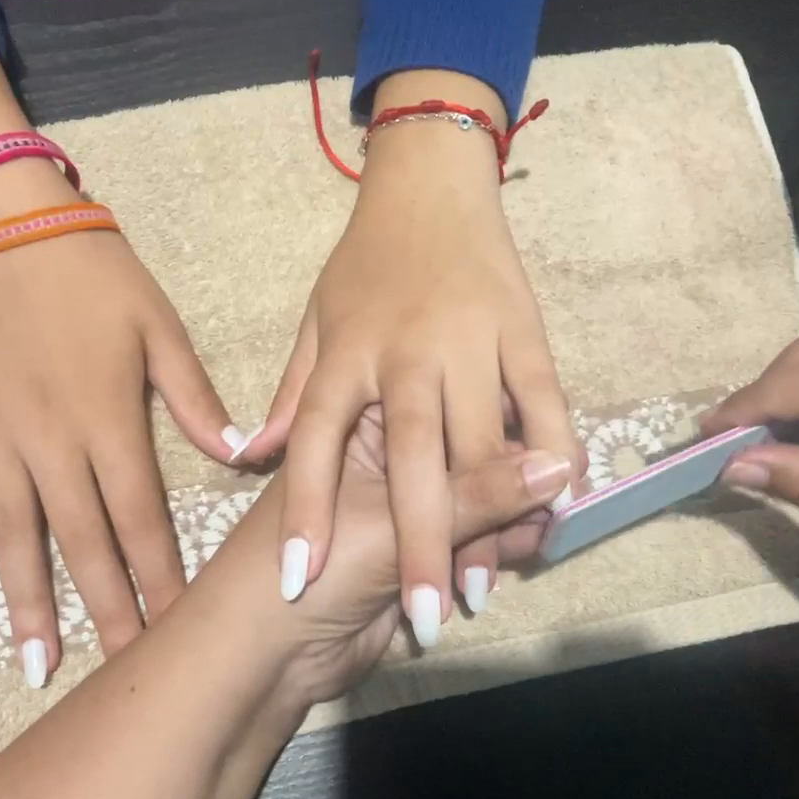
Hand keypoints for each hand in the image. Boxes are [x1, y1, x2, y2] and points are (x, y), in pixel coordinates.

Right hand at [0, 166, 246, 683]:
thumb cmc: (92, 274)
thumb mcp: (159, 326)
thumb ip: (196, 397)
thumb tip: (241, 453)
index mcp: (109, 421)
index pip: (141, 520)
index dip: (159, 579)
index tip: (175, 630)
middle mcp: (51, 443)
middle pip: (83, 543)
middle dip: (106, 610)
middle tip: (119, 669)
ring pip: (15, 534)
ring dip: (29, 601)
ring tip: (37, 662)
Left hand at [197, 407, 573, 708]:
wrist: (267, 656)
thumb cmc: (310, 567)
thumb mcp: (389, 524)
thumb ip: (472, 496)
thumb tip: (553, 468)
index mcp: (359, 422)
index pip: (437, 406)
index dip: (491, 422)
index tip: (537, 437)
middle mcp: (383, 451)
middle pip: (464, 448)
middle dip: (507, 475)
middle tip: (556, 491)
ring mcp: (405, 500)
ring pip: (478, 492)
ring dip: (516, 510)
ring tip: (553, 521)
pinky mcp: (422, 549)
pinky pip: (479, 534)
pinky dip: (508, 541)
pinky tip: (539, 540)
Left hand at [242, 70, 584, 647]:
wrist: (431, 183)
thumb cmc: (365, 264)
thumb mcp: (316, 324)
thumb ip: (288, 394)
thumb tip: (244, 453)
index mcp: (346, 352)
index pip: (314, 438)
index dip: (303, 509)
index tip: (297, 576)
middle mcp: (405, 352)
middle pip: (413, 459)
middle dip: (421, 543)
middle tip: (427, 615)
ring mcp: (470, 340)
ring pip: (482, 442)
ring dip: (490, 518)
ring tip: (482, 586)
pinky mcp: (526, 329)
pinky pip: (546, 402)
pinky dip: (555, 455)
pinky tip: (555, 509)